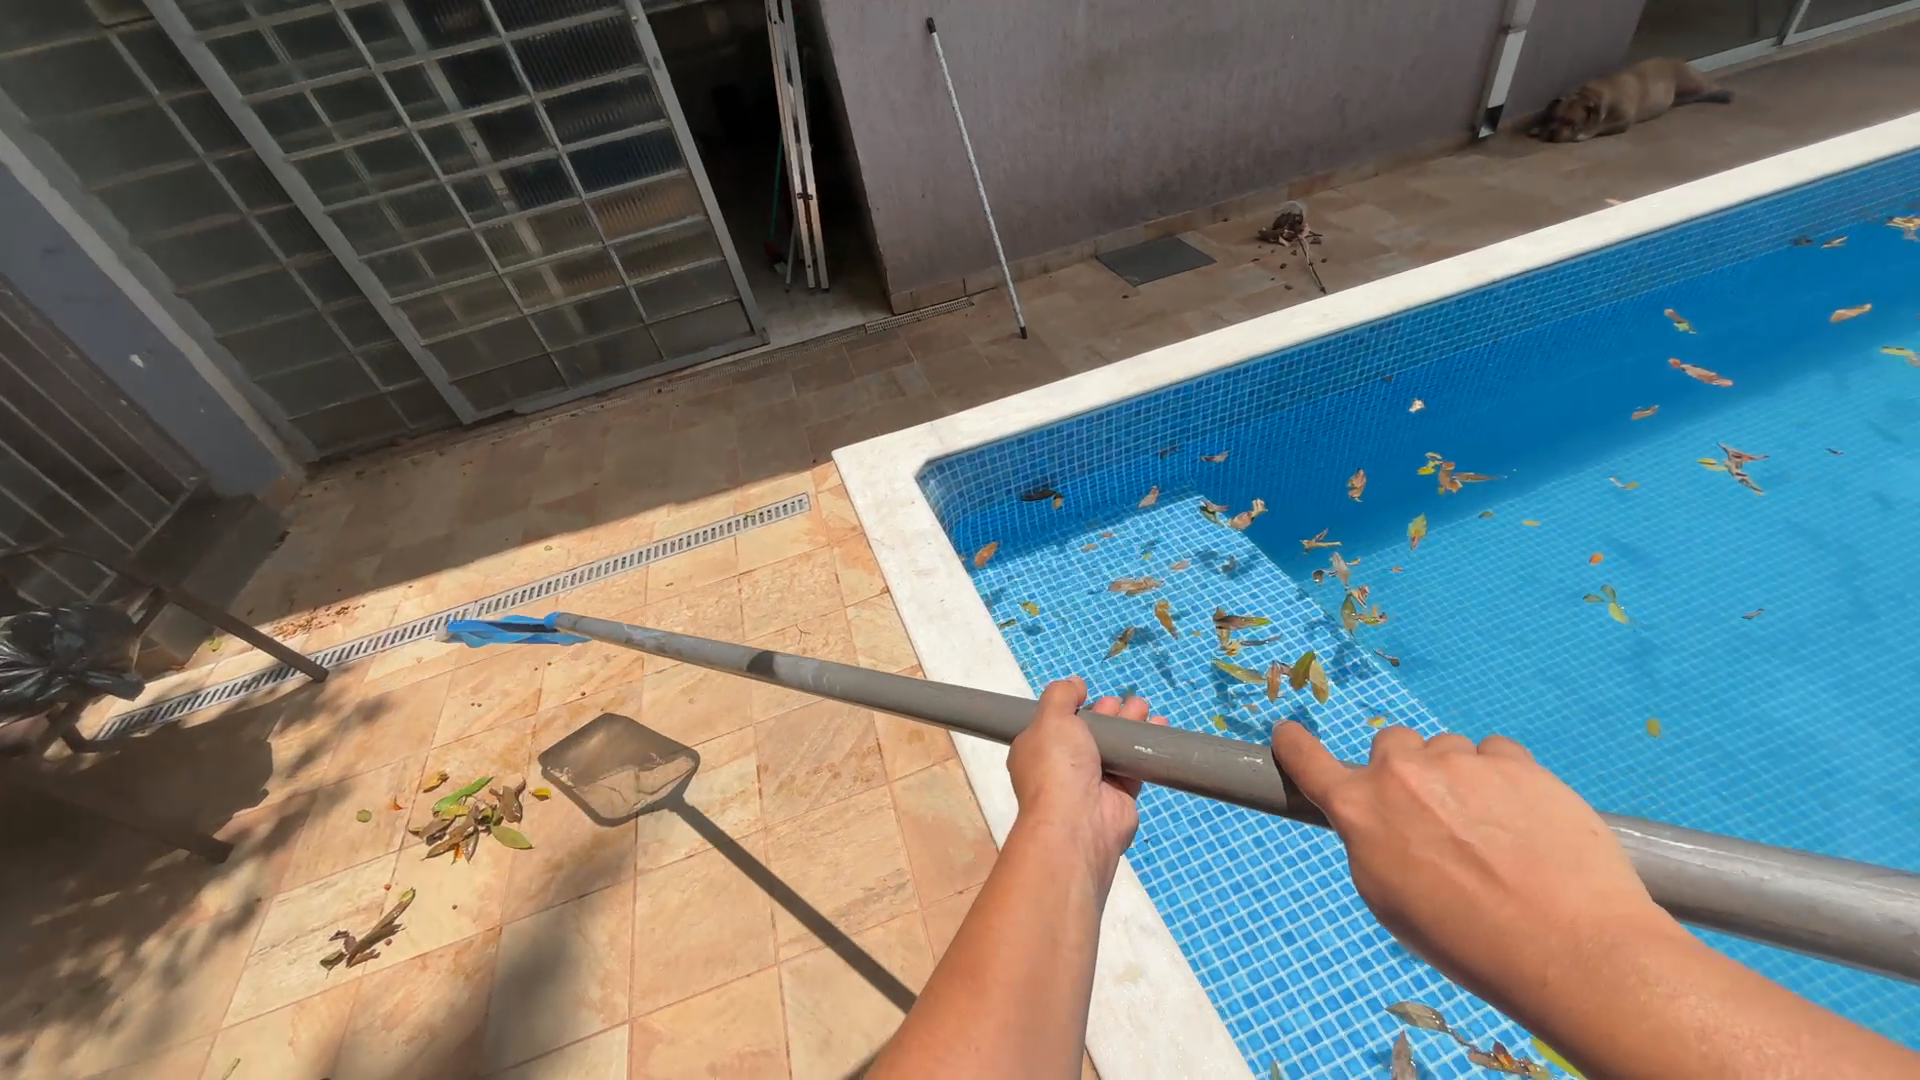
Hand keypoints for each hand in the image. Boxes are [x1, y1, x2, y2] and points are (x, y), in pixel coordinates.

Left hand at [1006, 677, 1166, 890]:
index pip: (1055, 723)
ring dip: (1128, 725)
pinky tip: (1158, 728)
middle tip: (1124, 700)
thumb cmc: (1056, 765)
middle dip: (1106, 713)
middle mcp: (1061, 766)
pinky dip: (1146, 747)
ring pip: (1113, 747)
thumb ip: (1061, 695)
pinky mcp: (1119, 796)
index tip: (1088, 694)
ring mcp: (1091, 782)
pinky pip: (1134, 765)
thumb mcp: (1050, 718)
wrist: (1077, 821)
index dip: (1073, 706)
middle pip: (1088, 732)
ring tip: (1142, 708)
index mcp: (1036, 749)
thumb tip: (1075, 683)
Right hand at [1271, 722, 1683, 1008]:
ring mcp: (1458, 762)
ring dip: (1460, 777)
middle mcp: (1400, 774)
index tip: (1290, 735)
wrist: (1572, 951)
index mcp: (1358, 809)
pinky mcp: (1515, 762)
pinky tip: (1526, 820)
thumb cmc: (1466, 939)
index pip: (1304, 758)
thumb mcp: (1387, 897)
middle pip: (1392, 745)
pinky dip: (1505, 778)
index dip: (1294, 744)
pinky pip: (1497, 754)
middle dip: (1407, 772)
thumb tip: (1375, 818)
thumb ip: (1368, 840)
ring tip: (1495, 829)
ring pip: (1448, 750)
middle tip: (1437, 816)